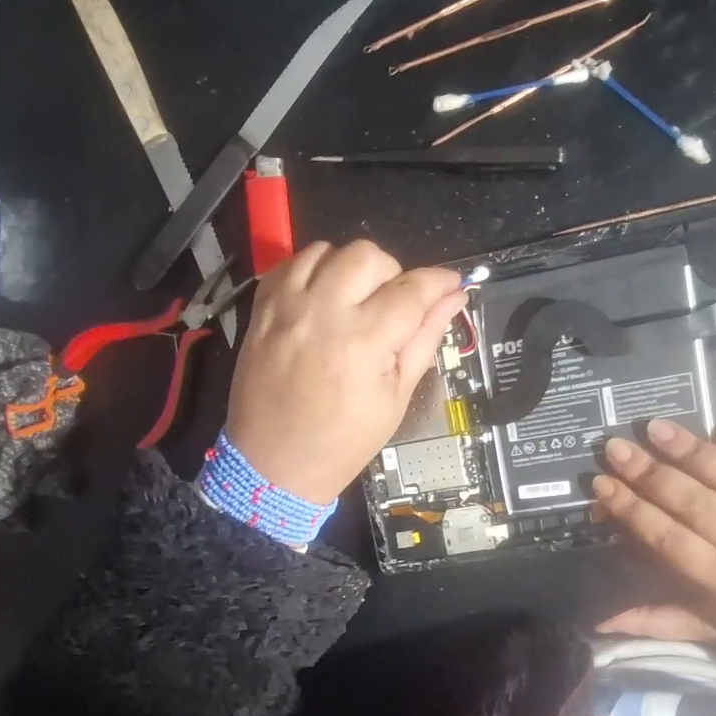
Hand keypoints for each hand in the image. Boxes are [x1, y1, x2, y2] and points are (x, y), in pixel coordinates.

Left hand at [226, 240, 466, 503]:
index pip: (411, 291)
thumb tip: (453, 299)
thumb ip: (424, 341)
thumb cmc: (342, 442)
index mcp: (361, 344)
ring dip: (351, 268)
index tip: (453, 282)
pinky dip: (314, 271)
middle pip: (368, 257)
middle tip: (392, 306)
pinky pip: (291, 264)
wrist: (274, 465)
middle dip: (392, 273)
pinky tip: (323, 300)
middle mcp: (322, 314)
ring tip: (355, 302)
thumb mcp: (395, 399)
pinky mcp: (261, 309)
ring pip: (328, 250)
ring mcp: (286, 308)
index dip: (438, 282)